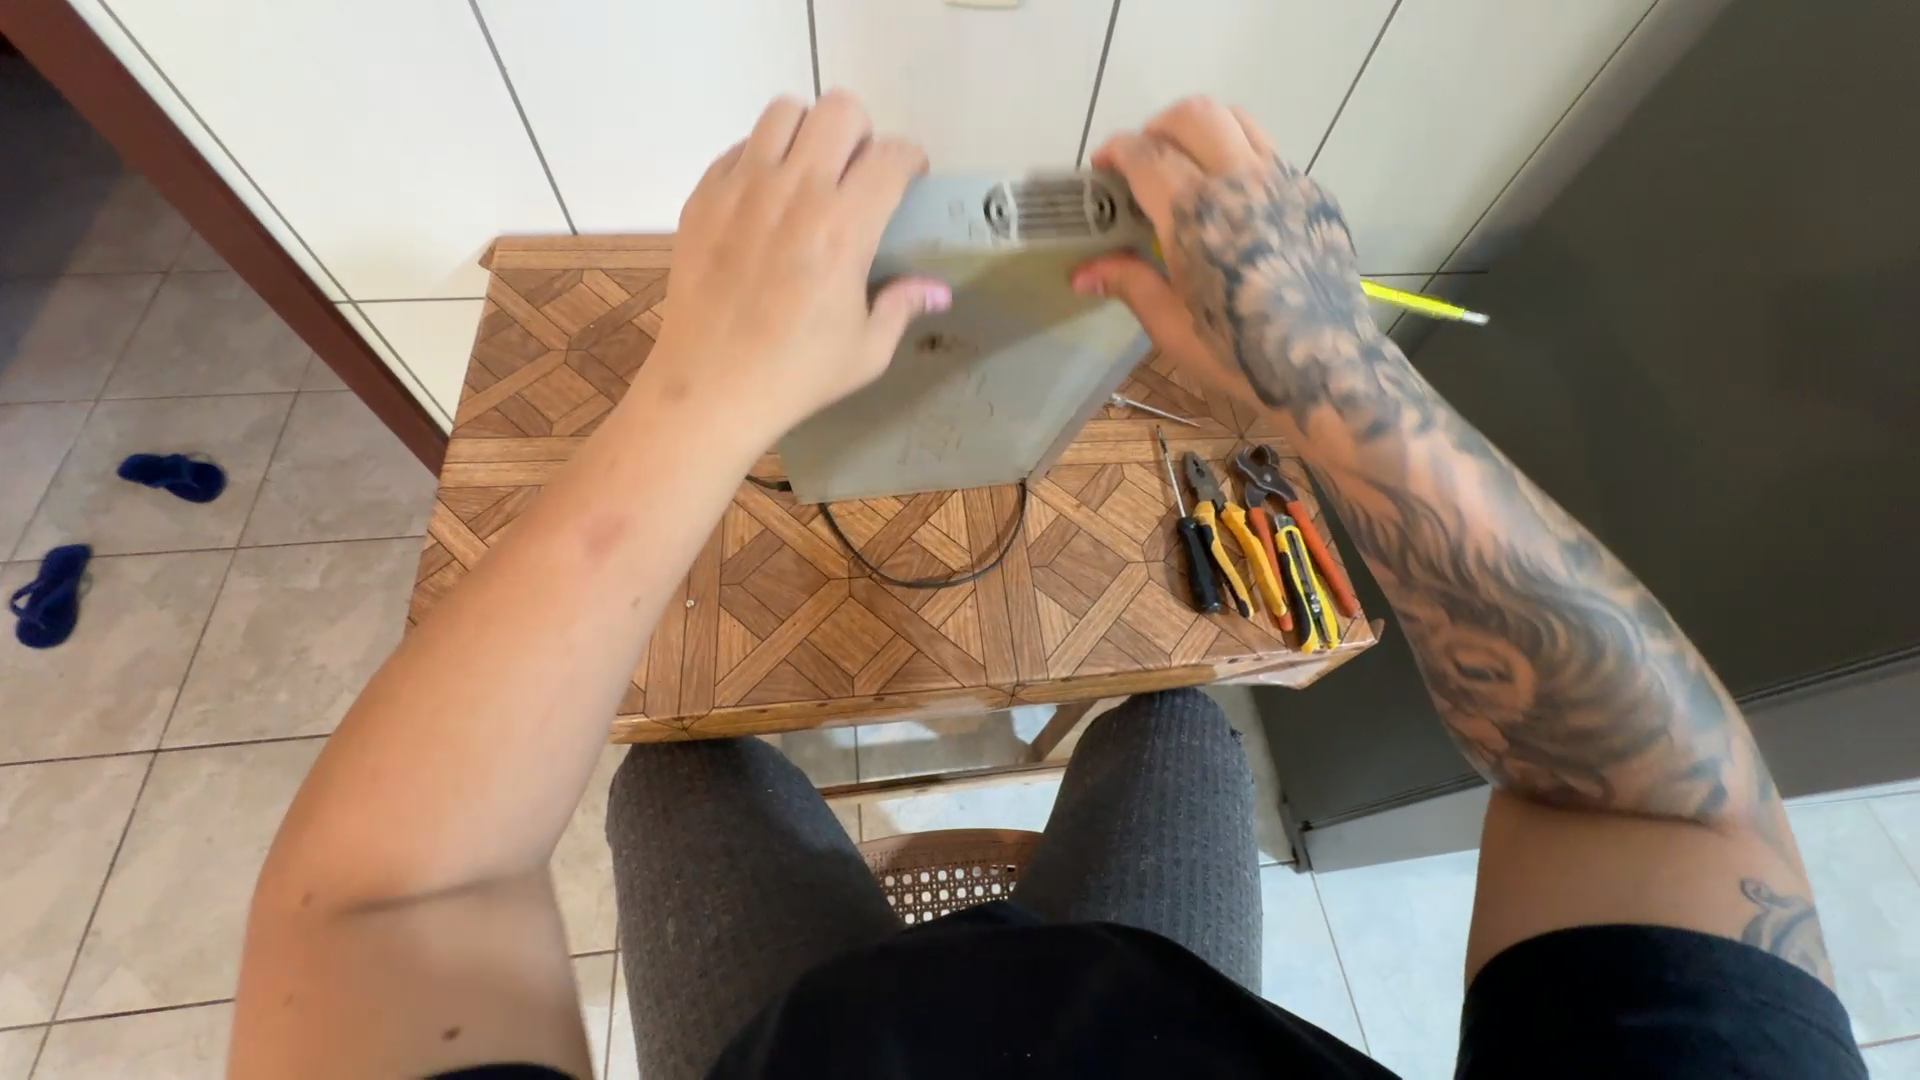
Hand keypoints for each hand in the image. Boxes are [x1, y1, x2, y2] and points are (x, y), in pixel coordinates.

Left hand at [648, 92, 950, 433]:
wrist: (712, 387)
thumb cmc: (797, 376)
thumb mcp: (867, 351)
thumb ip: (903, 306)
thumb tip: (938, 290)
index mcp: (843, 230)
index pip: (890, 158)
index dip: (911, 160)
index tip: (911, 177)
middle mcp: (795, 193)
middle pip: (839, 112)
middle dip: (862, 134)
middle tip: (859, 173)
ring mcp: (743, 189)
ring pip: (784, 113)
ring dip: (809, 134)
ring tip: (811, 174)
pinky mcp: (705, 197)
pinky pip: (740, 147)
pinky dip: (762, 159)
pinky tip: (768, 201)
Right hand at [1071, 98, 1383, 422]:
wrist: (1320, 366)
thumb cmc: (1234, 353)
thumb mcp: (1169, 324)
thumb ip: (1128, 282)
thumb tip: (1080, 273)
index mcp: (1195, 215)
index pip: (1147, 156)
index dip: (1117, 152)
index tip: (1102, 166)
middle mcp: (1240, 181)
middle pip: (1193, 115)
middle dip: (1157, 128)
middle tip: (1142, 160)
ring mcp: (1284, 181)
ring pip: (1236, 119)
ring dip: (1200, 130)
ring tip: (1185, 165)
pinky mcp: (1312, 192)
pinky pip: (1268, 151)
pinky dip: (1237, 156)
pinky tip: (1230, 200)